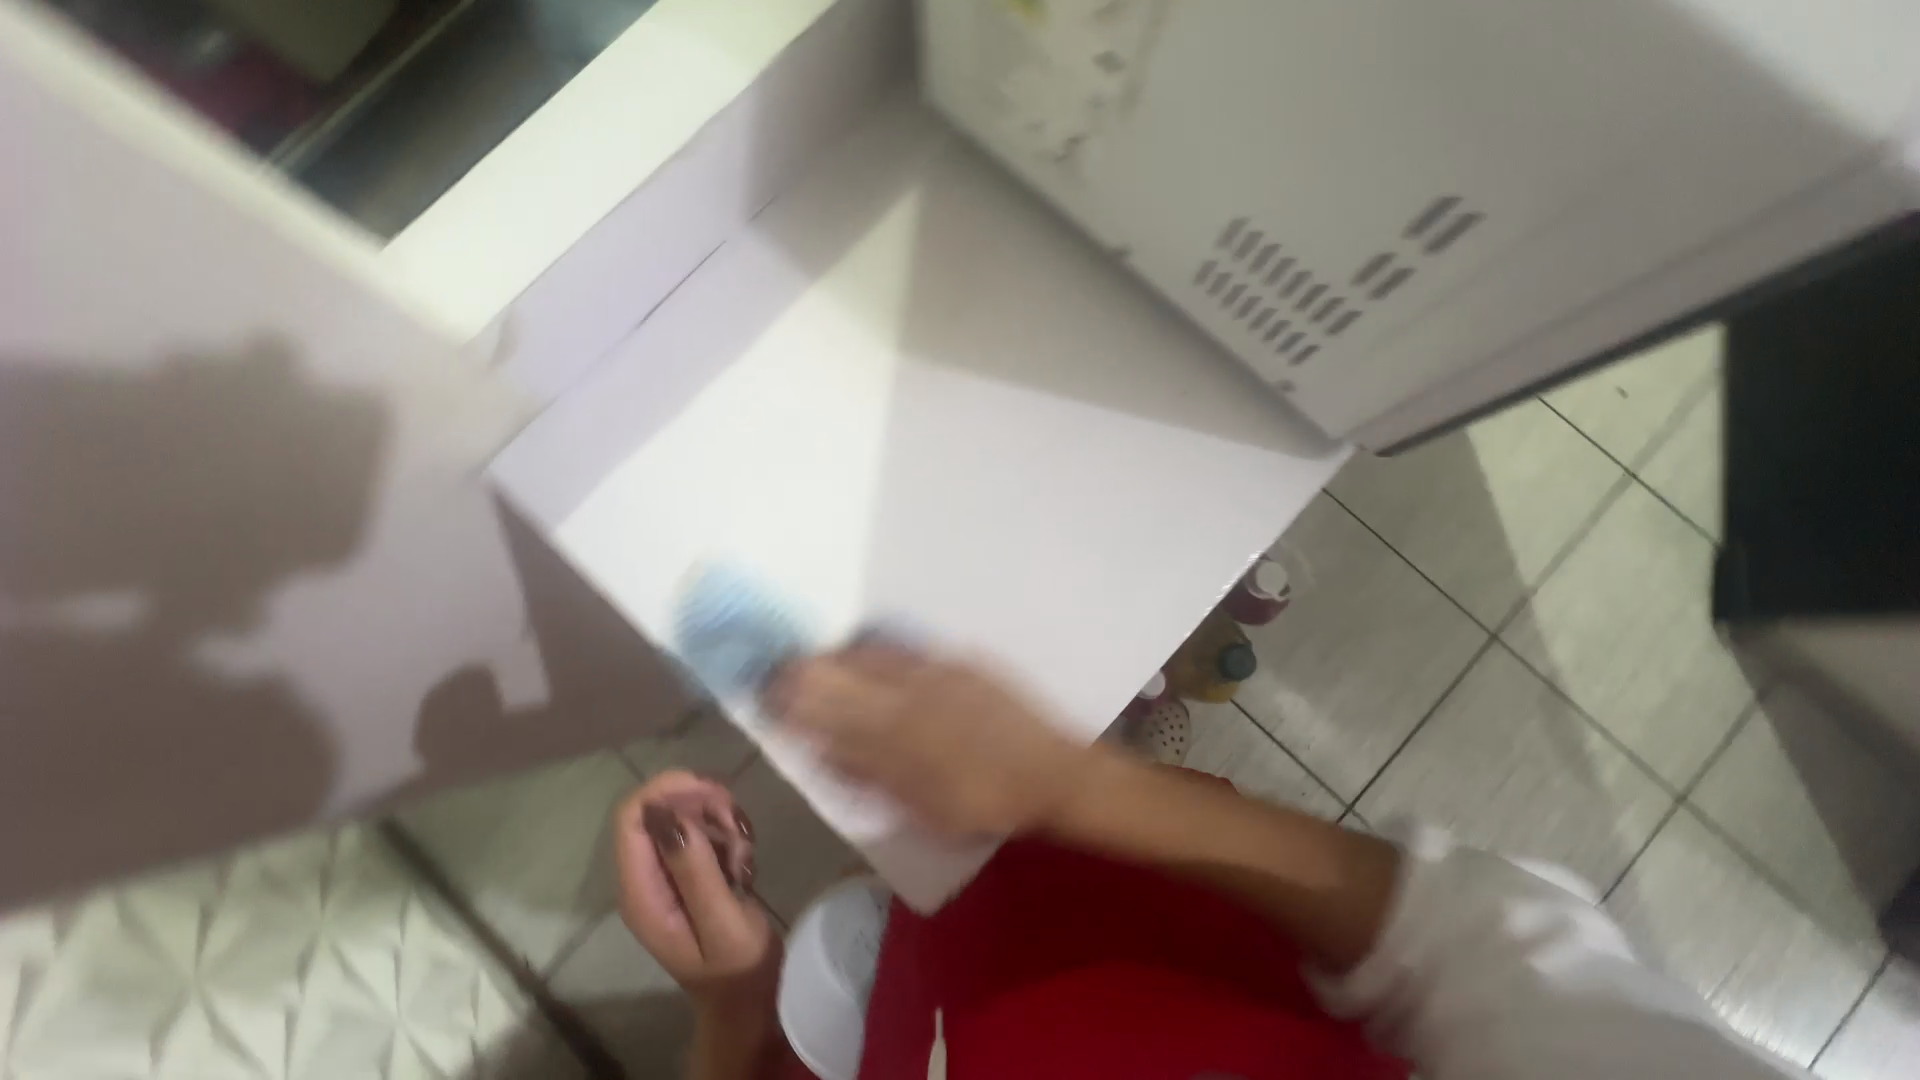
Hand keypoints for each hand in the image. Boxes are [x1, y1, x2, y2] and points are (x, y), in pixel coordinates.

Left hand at [613, 772, 778, 1025]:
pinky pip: (705, 830)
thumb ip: (694, 869)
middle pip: (661, 808)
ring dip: (722, 821)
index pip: (631, 817)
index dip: (665, 791)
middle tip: (739, 827)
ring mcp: (669, 872)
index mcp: (641, 891)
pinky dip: (729, 834)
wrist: (750, 996)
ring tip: (746, 857)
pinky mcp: (691, 871)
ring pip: (687, 815)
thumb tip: (669, 815)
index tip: (712, 790)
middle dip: (703, 805)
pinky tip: (745, 864)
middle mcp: (647, 876)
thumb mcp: (720, 921)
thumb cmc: (735, 967)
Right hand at [764, 645, 1096, 837]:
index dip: (793, 704)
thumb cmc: (985, 803)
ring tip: (815, 655)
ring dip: (836, 656)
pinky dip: (876, 648)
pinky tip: (864, 646)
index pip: (829, 717)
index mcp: (896, 742)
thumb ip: (872, 779)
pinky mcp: (960, 662)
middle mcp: (908, 701)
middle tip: (778, 668)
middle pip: (841, 678)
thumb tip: (828, 755)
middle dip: (803, 672)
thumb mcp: (923, 810)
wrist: (1051, 773)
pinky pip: (906, 649)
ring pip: (870, 657)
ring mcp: (935, 675)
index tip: (766, 694)